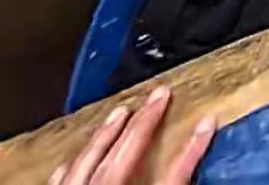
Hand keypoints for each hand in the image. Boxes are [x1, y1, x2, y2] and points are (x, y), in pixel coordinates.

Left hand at [48, 87, 214, 184]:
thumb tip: (195, 150)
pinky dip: (69, 169)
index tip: (208, 122)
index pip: (170, 177)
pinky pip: (59, 184)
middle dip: (143, 123)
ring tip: (118, 112)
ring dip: (104, 136)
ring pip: (86, 164)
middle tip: (159, 93)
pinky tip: (70, 160)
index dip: (191, 148)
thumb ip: (173, 181)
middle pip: (123, 157)